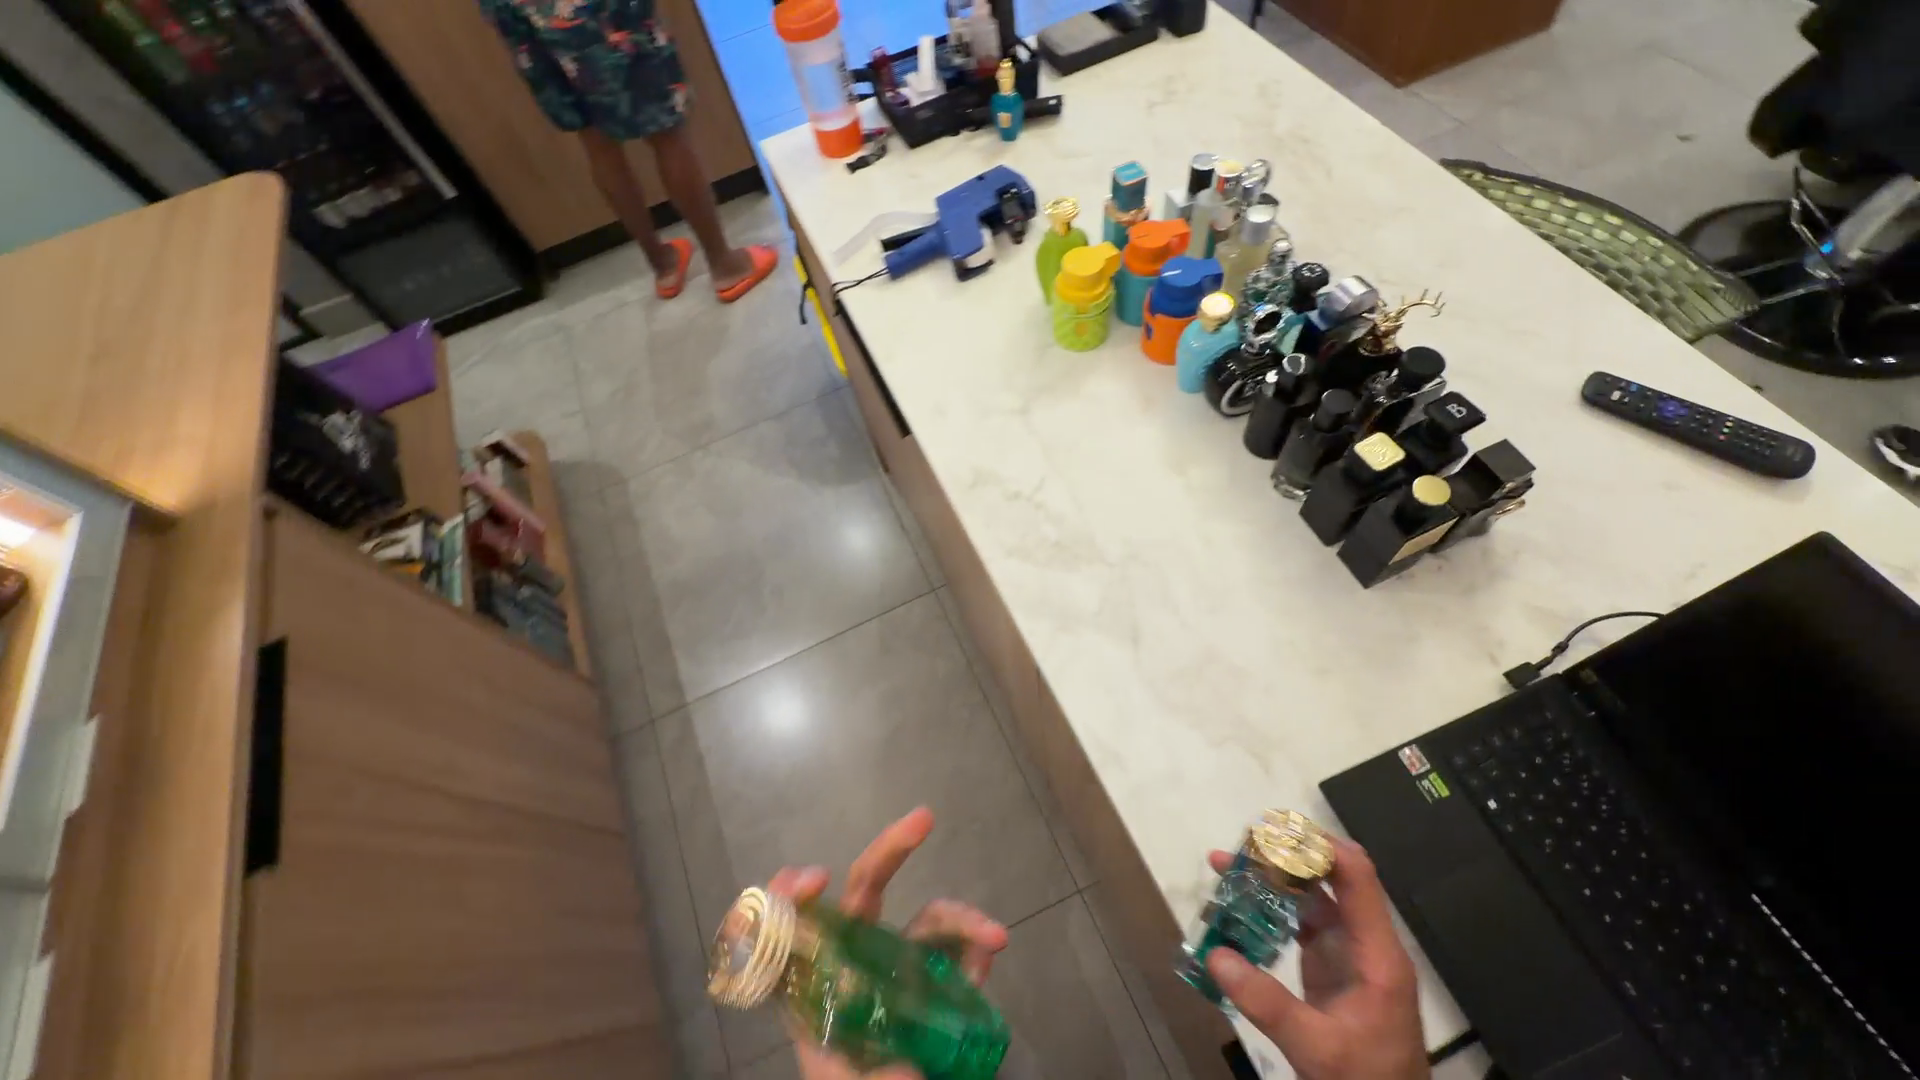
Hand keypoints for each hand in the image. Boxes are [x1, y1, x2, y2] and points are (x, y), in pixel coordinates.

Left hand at [767, 807, 1009, 1079]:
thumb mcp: (834, 1077)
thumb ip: (849, 1057)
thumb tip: (891, 1056)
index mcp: (818, 983)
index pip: (795, 923)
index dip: (796, 893)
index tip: (816, 879)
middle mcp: (859, 963)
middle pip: (867, 892)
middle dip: (891, 849)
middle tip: (924, 818)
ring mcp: (903, 970)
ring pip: (928, 920)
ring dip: (960, 917)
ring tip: (993, 937)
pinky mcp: (942, 984)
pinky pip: (963, 953)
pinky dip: (979, 946)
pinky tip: (993, 949)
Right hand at [1205, 838, 1427, 1079]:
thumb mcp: (1316, 1046)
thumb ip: (1267, 1003)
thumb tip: (1216, 956)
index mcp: (1377, 953)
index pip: (1358, 878)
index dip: (1322, 847)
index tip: (1277, 833)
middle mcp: (1366, 942)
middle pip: (1332, 880)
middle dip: (1288, 856)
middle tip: (1244, 844)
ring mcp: (1349, 954)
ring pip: (1312, 899)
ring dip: (1274, 879)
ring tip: (1229, 866)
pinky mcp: (1332, 968)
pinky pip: (1301, 924)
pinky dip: (1272, 909)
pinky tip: (1240, 906)